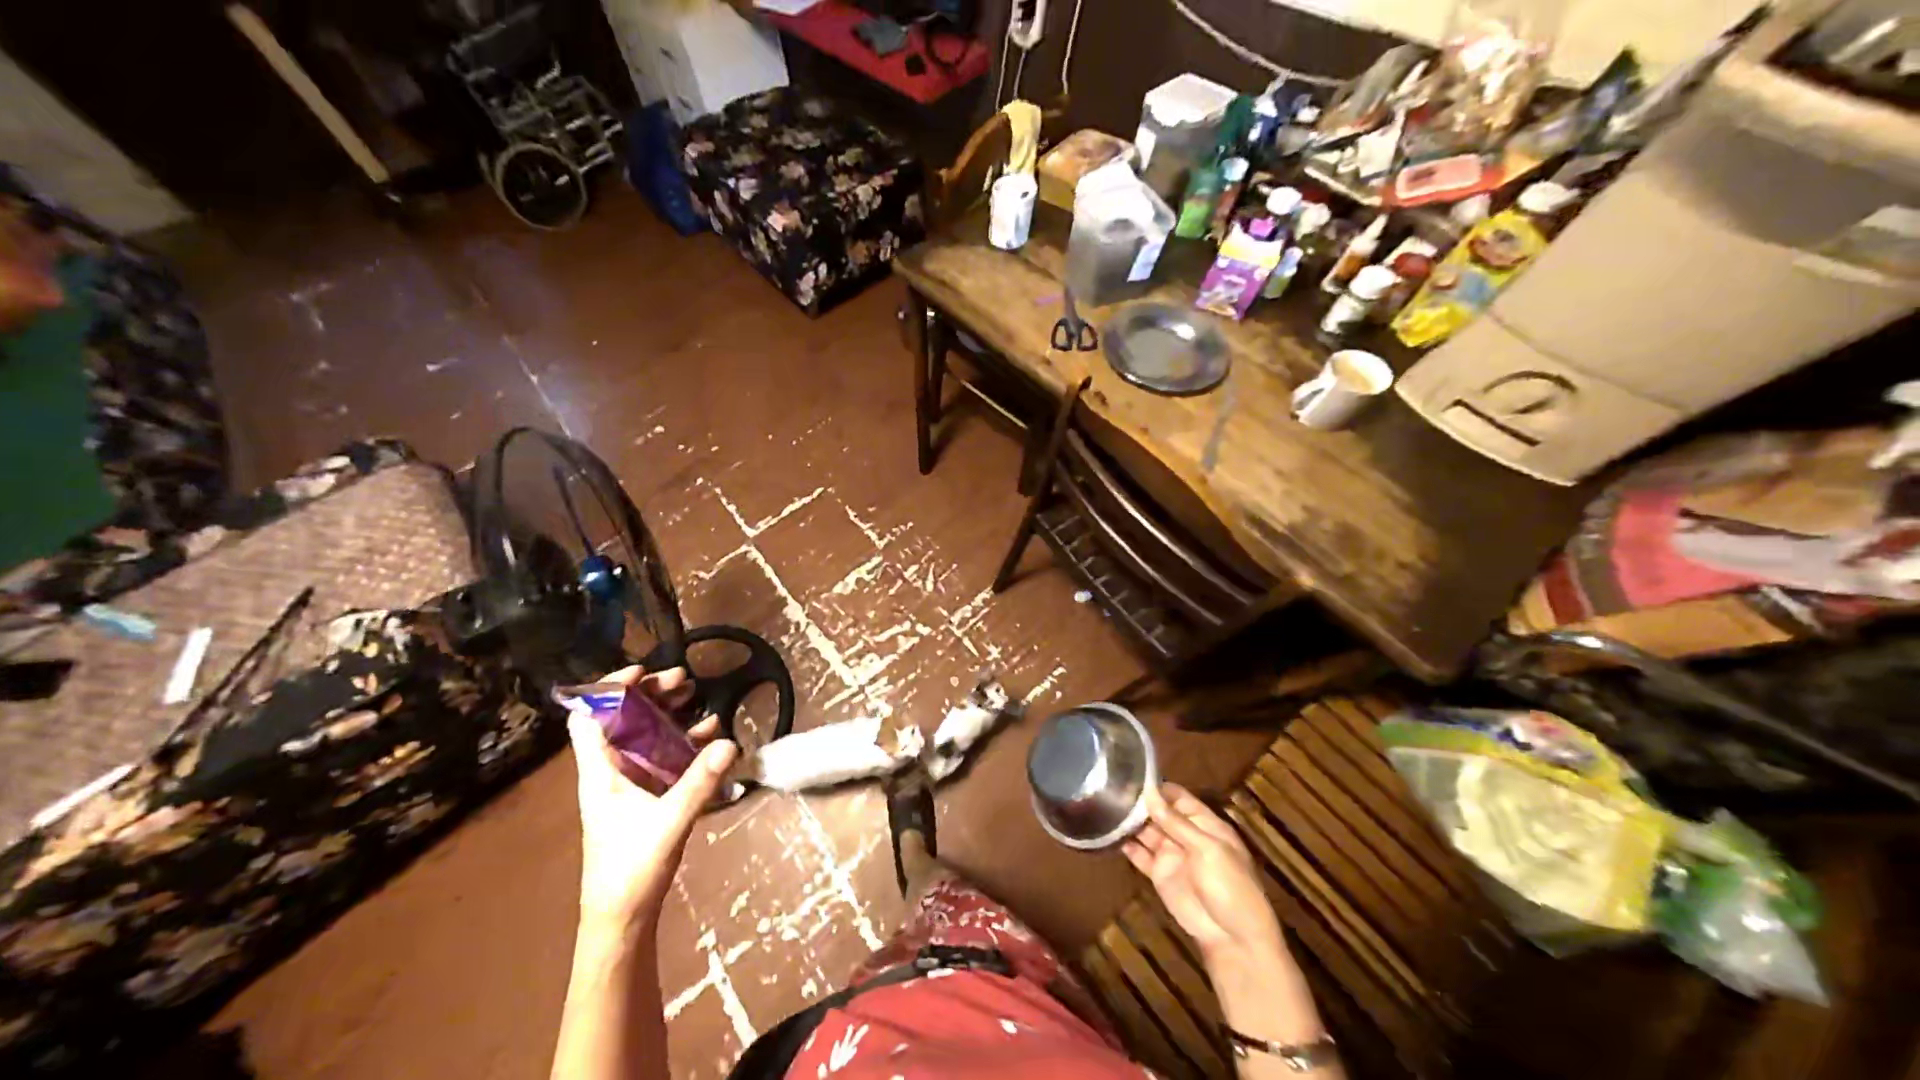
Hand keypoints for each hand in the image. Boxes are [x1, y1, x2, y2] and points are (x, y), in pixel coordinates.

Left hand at [568, 666, 736, 927]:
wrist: (620, 919)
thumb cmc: (630, 870)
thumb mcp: (667, 823)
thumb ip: (698, 783)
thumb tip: (729, 741)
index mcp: (600, 772)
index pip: (590, 717)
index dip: (610, 689)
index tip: (644, 672)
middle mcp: (611, 771)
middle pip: (623, 719)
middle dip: (651, 695)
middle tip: (684, 679)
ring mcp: (630, 784)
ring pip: (645, 735)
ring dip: (668, 714)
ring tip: (698, 697)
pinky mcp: (647, 798)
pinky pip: (663, 757)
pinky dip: (683, 741)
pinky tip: (709, 736)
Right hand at [1123, 783, 1285, 964]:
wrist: (1231, 936)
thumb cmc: (1229, 885)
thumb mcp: (1207, 848)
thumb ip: (1176, 822)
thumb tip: (1149, 792)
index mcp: (1205, 824)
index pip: (1178, 797)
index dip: (1158, 787)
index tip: (1131, 774)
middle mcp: (1186, 835)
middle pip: (1159, 812)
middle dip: (1139, 802)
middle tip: (1108, 788)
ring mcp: (1171, 854)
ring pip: (1147, 831)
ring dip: (1130, 822)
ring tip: (1103, 805)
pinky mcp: (1159, 874)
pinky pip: (1140, 855)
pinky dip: (1126, 846)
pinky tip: (1108, 833)